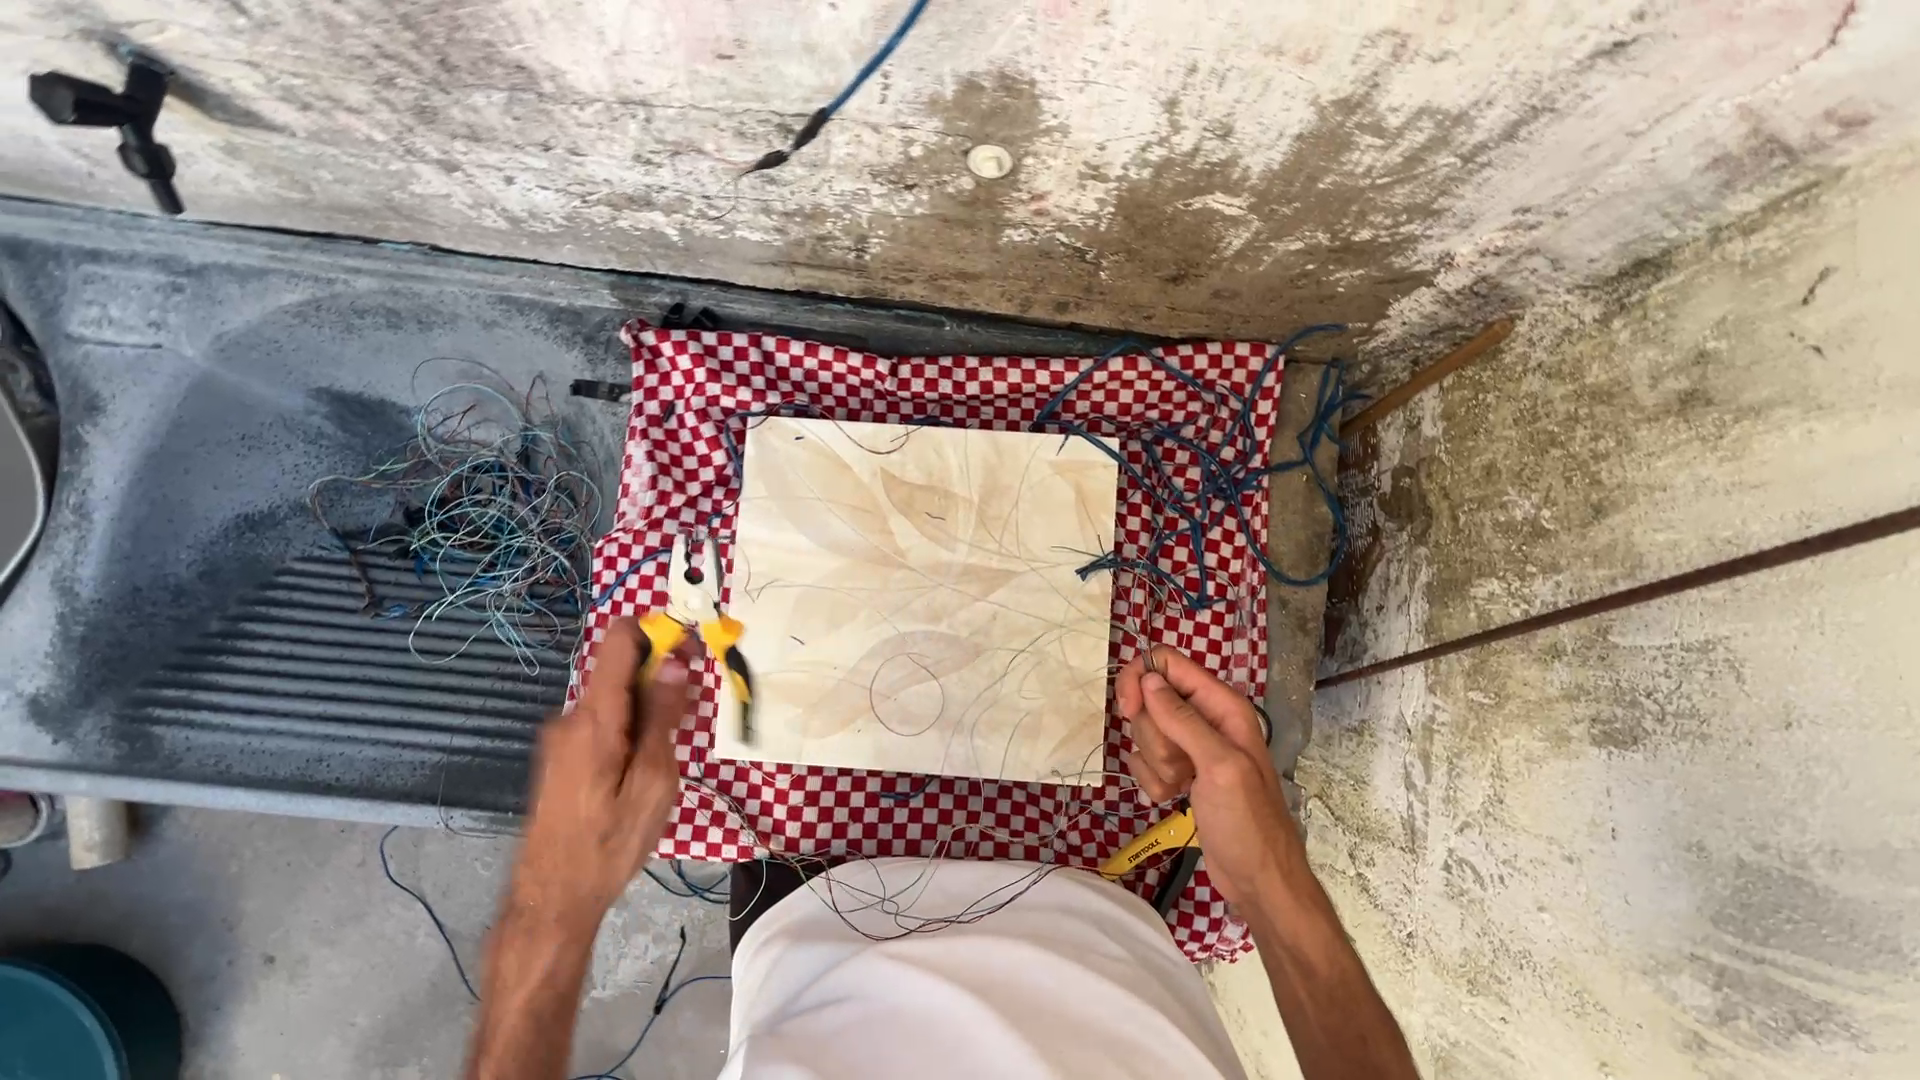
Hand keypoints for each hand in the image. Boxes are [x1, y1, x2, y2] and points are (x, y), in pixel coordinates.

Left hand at [506, 617, 689, 938]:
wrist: (552, 899)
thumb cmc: (610, 844)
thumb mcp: (653, 782)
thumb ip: (663, 717)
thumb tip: (675, 662)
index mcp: (594, 717)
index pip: (619, 640)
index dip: (658, 631)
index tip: (693, 647)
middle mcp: (570, 716)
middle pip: (621, 669)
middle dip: (663, 675)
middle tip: (695, 708)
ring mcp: (561, 736)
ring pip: (616, 698)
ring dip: (650, 706)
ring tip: (672, 750)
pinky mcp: (561, 755)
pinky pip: (604, 721)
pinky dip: (632, 725)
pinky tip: (647, 764)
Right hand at [1115, 647, 1301, 910]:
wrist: (1257, 878)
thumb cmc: (1248, 822)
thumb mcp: (1219, 766)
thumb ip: (1183, 719)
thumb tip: (1148, 679)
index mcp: (1222, 705)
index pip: (1167, 664)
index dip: (1141, 680)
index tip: (1128, 711)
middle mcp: (1205, 719)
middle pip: (1150, 701)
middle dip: (1154, 736)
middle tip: (1180, 766)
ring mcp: (1190, 747)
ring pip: (1145, 733)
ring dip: (1156, 764)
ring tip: (1184, 786)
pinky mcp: (1178, 772)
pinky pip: (1145, 762)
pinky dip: (1154, 782)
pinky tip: (1176, 798)